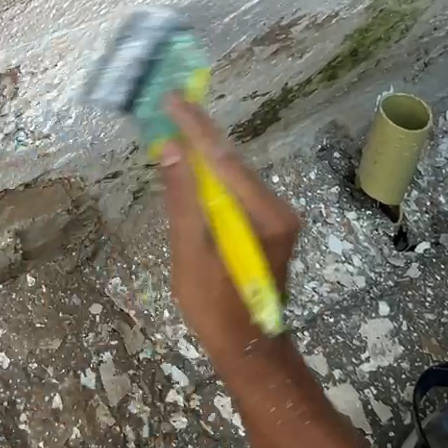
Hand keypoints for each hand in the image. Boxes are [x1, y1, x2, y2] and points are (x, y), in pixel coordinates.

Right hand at [157, 94, 302, 368]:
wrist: (248, 349)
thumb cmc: (217, 307)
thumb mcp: (191, 254)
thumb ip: (182, 200)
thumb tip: (171, 149)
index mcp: (266, 214)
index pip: (223, 158)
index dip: (194, 126)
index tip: (171, 99)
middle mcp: (277, 208)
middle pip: (230, 158)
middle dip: (198, 128)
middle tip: (169, 100)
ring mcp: (273, 215)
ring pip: (232, 169)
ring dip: (202, 145)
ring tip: (174, 118)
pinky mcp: (263, 223)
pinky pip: (232, 185)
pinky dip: (208, 167)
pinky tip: (189, 156)